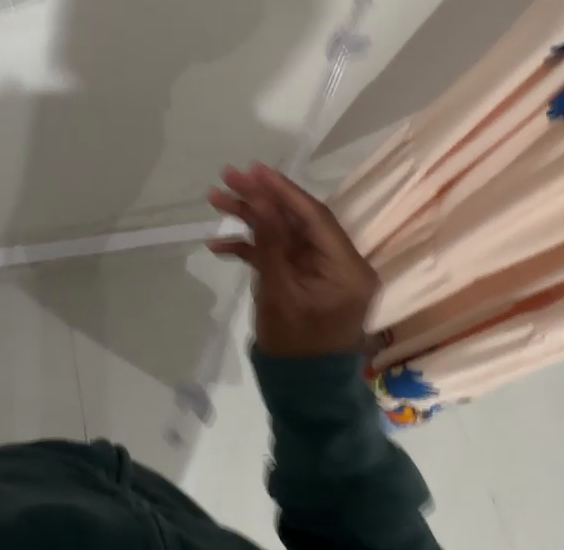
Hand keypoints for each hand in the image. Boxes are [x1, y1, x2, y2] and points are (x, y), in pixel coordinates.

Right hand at [209, 163, 377, 358]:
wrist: (302, 394)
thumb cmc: (294, 344)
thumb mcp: (278, 290)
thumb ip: (270, 240)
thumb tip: (260, 196)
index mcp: (348, 267)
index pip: (314, 216)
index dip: (281, 190)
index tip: (253, 168)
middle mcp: (341, 264)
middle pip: (297, 220)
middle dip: (260, 199)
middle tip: (227, 177)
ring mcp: (322, 273)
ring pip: (285, 234)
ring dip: (251, 219)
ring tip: (216, 200)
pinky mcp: (306, 281)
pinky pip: (281, 255)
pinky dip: (254, 248)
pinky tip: (220, 245)